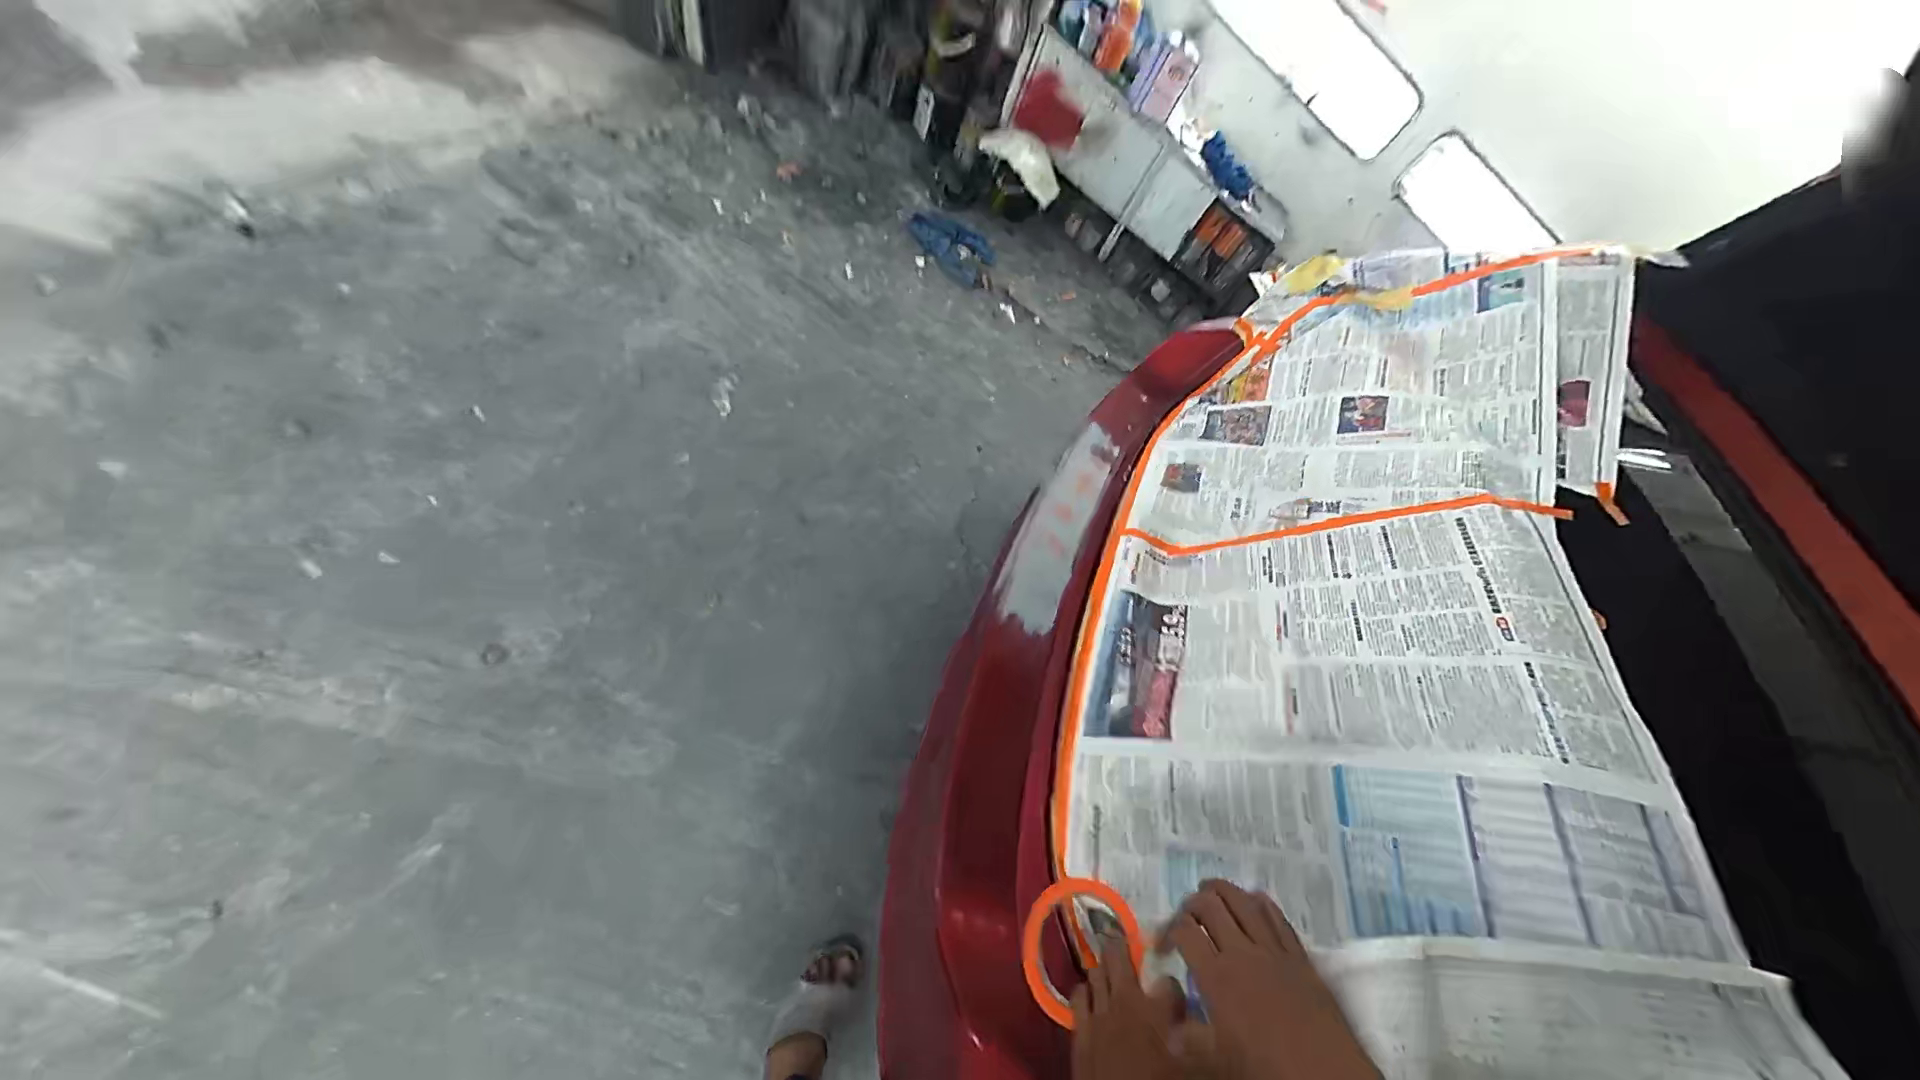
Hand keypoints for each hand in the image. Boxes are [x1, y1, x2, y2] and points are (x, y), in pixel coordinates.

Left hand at [1070, 935, 1184, 1079]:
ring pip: (1096, 971)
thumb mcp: (1189, 1069)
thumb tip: (1197, 1028)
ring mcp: (1098, 1012)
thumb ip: (1194, 1043)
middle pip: (1119, 957)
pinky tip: (1091, 996)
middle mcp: (1126, 1001)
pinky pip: (1078, 994)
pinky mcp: (1079, 1029)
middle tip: (1125, 945)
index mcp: (1158, 1013)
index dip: (1173, 988)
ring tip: (1109, 968)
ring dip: (1104, 969)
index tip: (1174, 996)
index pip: (1168, 983)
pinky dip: (1085, 991)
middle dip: (1123, 948)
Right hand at [1162, 880, 1378, 1079]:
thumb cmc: (1268, 1070)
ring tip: (1209, 894)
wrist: (1328, 1078)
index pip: (1183, 931)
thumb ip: (1187, 1038)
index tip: (1163, 948)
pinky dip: (1256, 901)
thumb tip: (1168, 1028)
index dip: (1166, 932)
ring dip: (1219, 891)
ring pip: (1240, 899)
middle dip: (1189, 903)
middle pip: (1208, 904)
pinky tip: (1250, 903)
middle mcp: (1241, 952)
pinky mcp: (1298, 953)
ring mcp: (1272, 949)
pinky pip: (1274, 913)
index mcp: (1217, 976)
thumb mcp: (1218, 1060)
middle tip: (1185, 918)